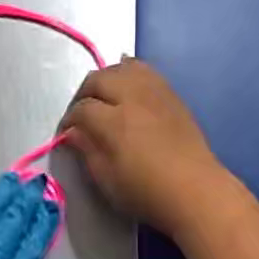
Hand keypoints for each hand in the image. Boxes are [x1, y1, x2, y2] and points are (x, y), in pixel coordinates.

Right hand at [60, 58, 231, 236]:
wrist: (192, 185)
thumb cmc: (146, 191)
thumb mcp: (107, 180)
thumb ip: (87, 150)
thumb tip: (72, 131)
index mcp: (113, 121)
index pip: (82, 108)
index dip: (69, 120)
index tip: (66, 132)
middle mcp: (132, 96)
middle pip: (99, 79)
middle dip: (83, 94)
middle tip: (80, 112)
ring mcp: (153, 89)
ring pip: (121, 67)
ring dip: (106, 78)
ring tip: (102, 96)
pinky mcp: (168, 89)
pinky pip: (144, 68)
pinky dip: (129, 71)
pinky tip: (126, 82)